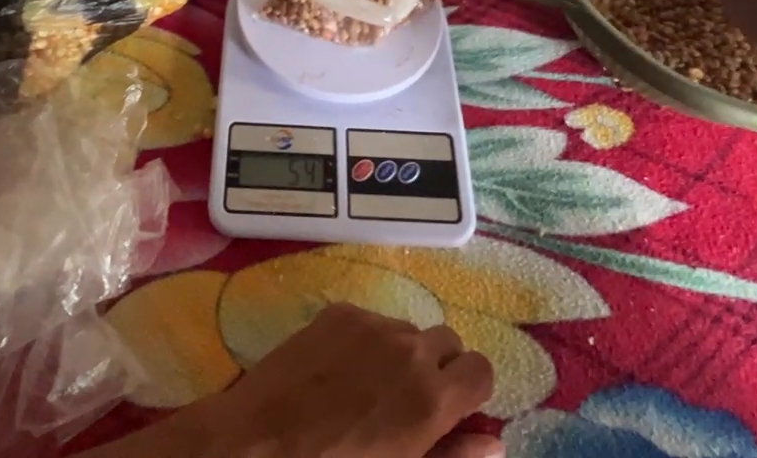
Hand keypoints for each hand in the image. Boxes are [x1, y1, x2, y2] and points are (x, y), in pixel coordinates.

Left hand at [194, 302, 498, 457]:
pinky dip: (367, 338)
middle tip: (409, 397)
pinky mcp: (339, 312)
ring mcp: (371, 325)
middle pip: (448, 341)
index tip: (452, 406)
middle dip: (439, 366)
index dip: (470, 388)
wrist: (262, 442)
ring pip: (407, 329)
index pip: (481, 369)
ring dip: (401, 351)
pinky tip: (341, 367)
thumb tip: (494, 442)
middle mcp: (409, 350)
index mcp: (431, 397)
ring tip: (369, 383)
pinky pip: (371, 319)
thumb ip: (454, 456)